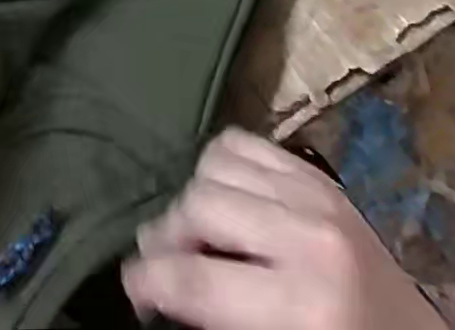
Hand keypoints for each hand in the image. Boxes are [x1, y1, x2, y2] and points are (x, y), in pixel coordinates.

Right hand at [122, 129, 446, 329]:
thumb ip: (217, 315)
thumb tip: (162, 289)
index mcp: (304, 305)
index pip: (193, 278)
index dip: (147, 281)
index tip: (132, 286)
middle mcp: (306, 237)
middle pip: (197, 205)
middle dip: (167, 235)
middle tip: (165, 262)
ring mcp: (316, 196)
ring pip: (214, 164)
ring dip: (195, 197)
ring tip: (199, 230)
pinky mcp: (321, 177)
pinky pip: (244, 143)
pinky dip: (222, 166)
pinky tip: (227, 197)